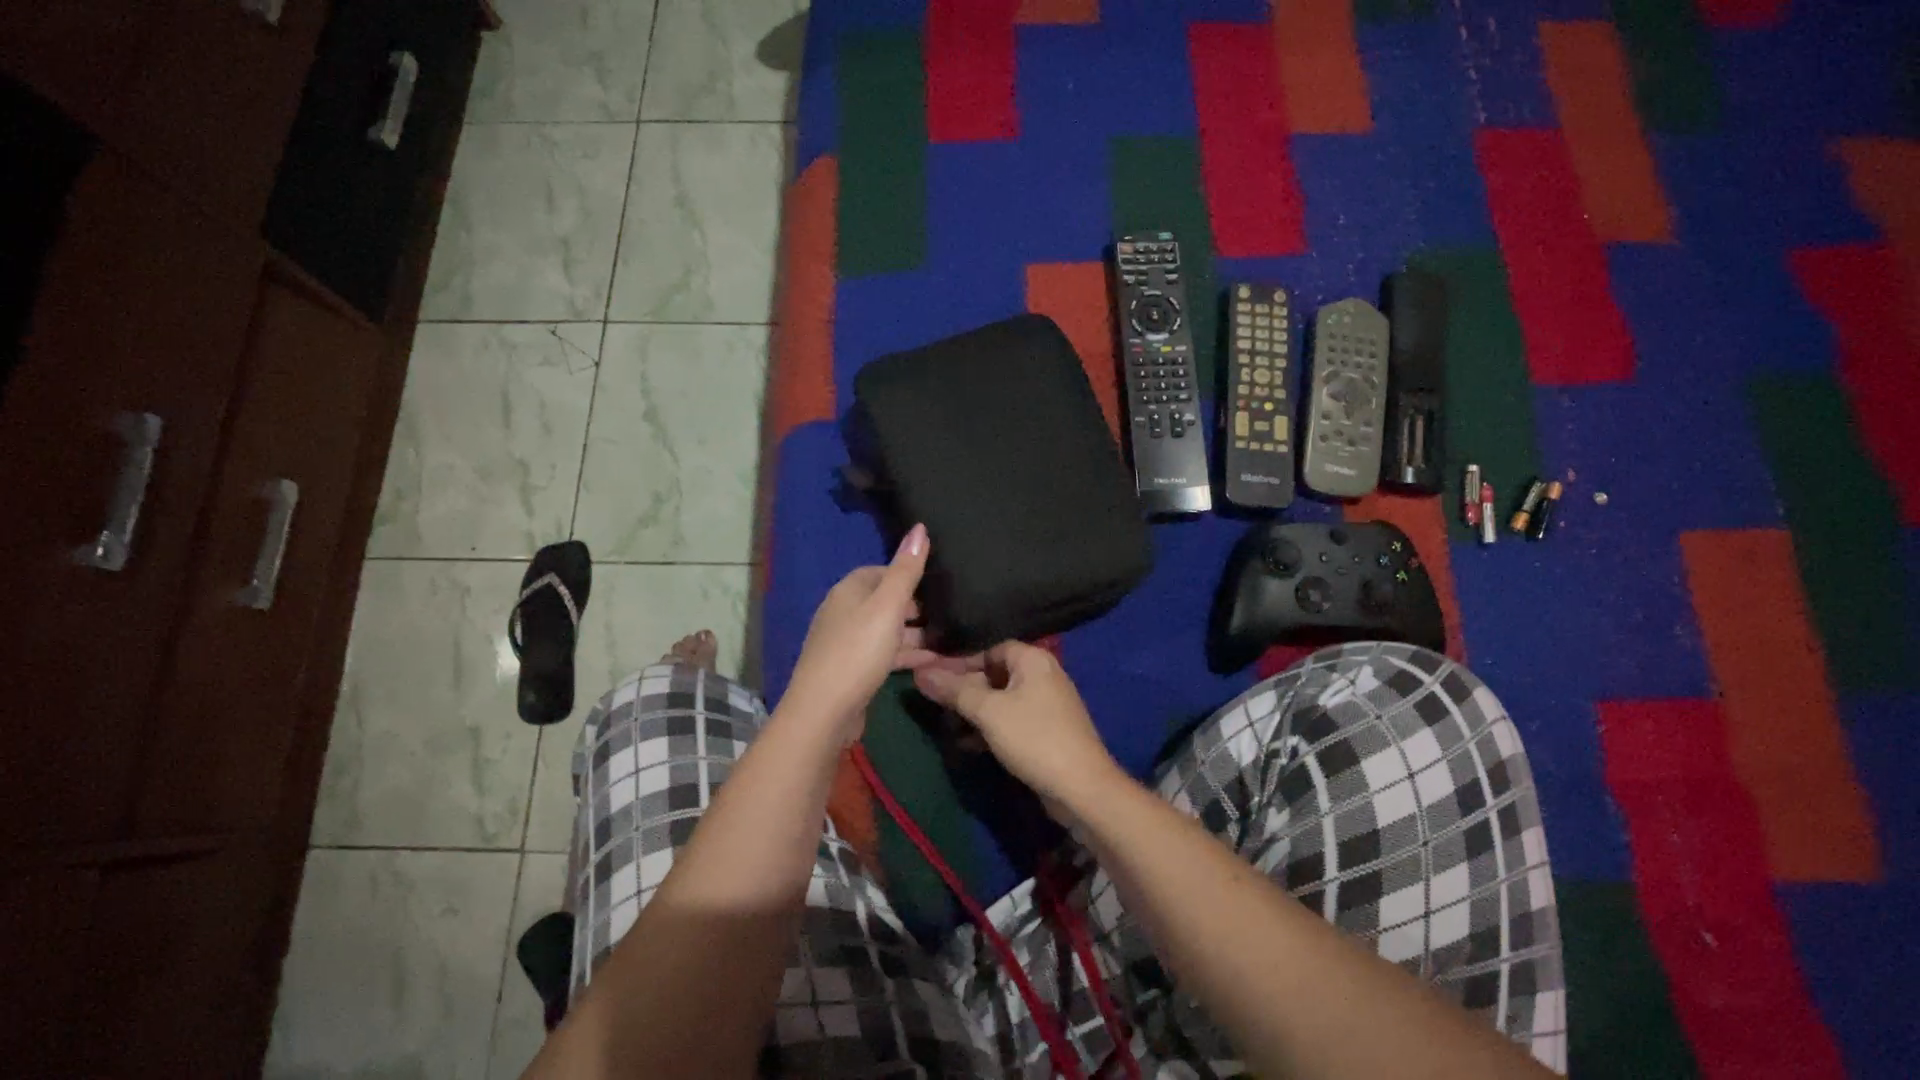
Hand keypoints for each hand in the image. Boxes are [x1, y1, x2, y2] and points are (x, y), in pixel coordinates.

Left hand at [781, 524, 935, 744]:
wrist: (824, 712)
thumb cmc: (857, 652)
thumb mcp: (887, 607)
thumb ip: (906, 570)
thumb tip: (920, 527)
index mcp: (848, 591)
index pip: (882, 571)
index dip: (910, 575)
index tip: (940, 584)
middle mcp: (844, 612)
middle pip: (885, 601)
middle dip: (917, 606)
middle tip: (952, 613)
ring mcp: (846, 643)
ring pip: (887, 630)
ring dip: (916, 633)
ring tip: (952, 638)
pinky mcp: (853, 670)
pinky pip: (885, 654)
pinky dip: (907, 654)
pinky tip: (934, 661)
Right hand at [913, 642, 1125, 809]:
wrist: (1081, 787)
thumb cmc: (1034, 738)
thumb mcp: (988, 712)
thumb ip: (954, 690)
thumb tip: (919, 672)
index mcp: (1033, 660)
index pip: (988, 646)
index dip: (959, 659)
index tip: (930, 674)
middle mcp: (1041, 675)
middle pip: (993, 672)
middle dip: (963, 687)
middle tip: (932, 700)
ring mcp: (1045, 704)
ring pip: (1000, 699)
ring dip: (973, 710)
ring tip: (945, 723)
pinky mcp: (1044, 731)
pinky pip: (1010, 720)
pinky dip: (989, 728)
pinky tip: (967, 743)